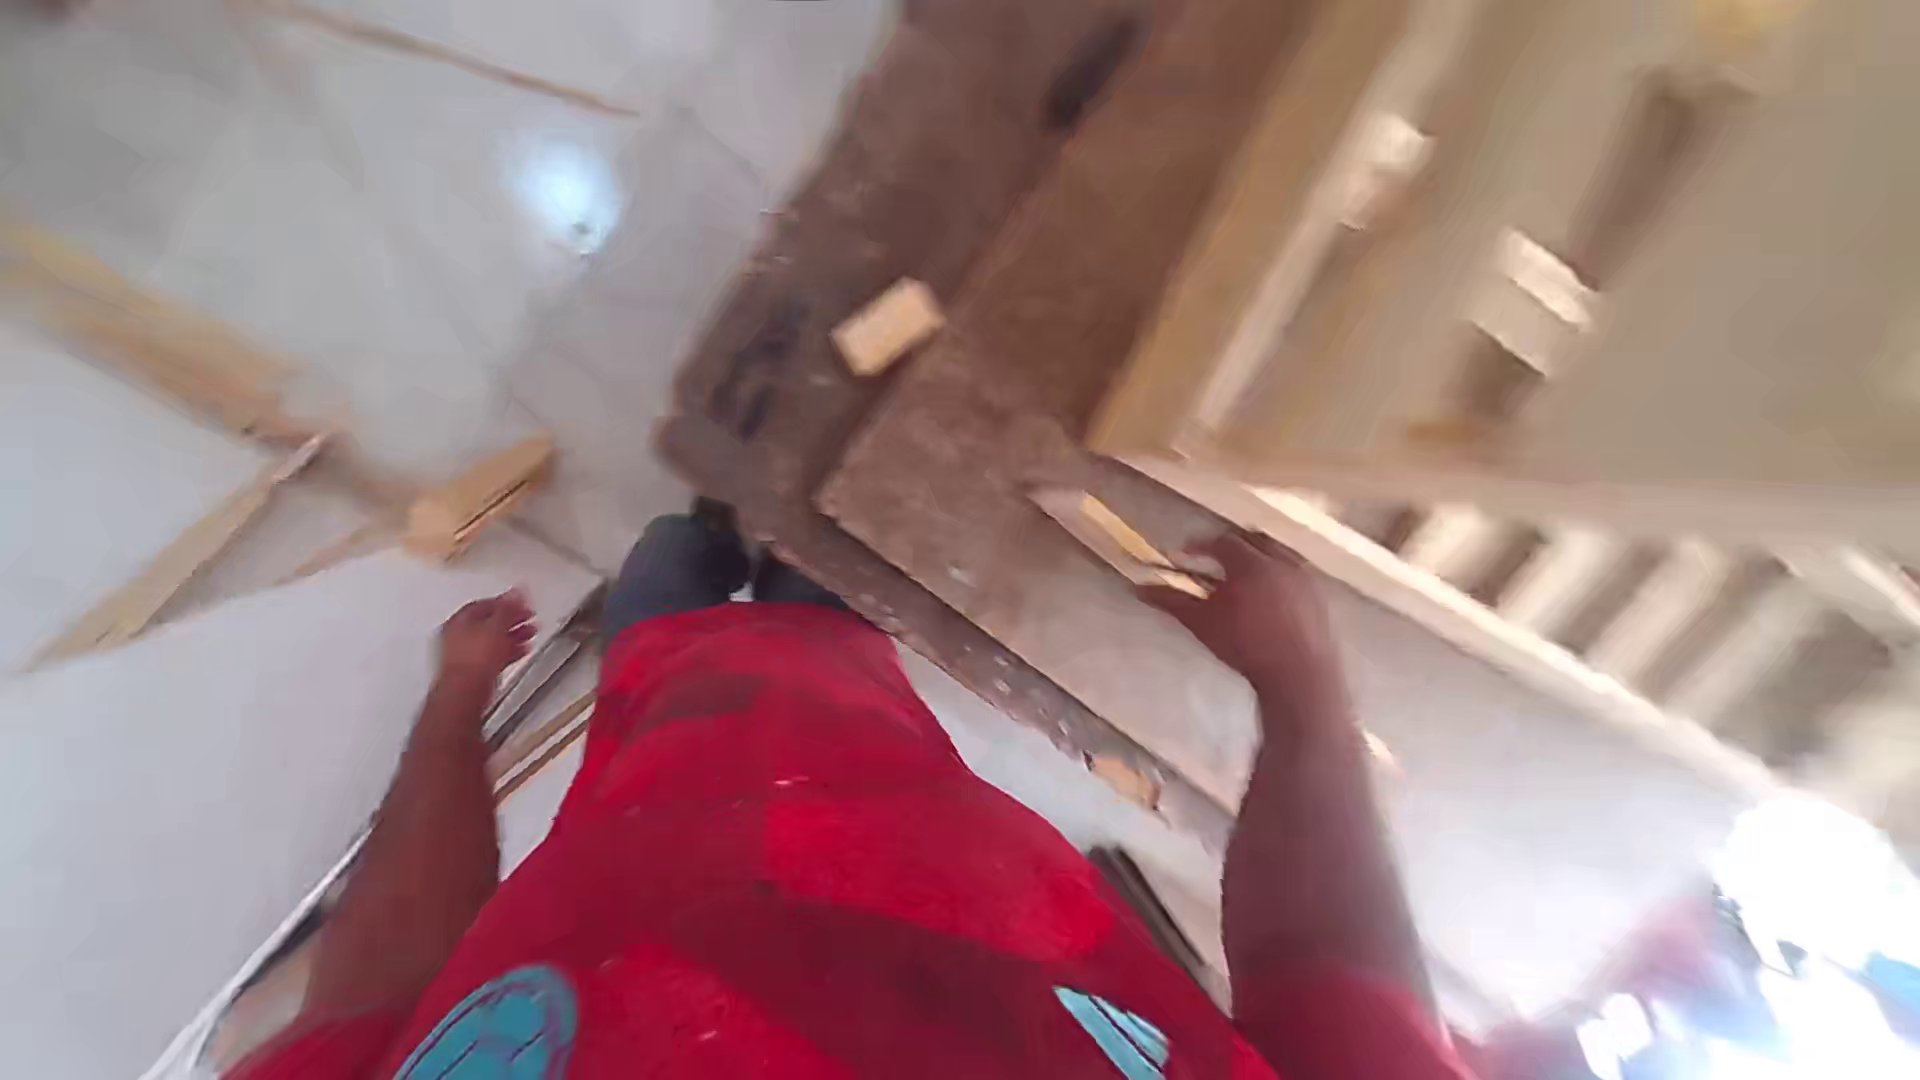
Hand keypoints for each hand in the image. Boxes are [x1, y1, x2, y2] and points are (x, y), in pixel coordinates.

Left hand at [437, 589, 535, 683]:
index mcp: (458, 622)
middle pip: (487, 622)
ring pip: (492, 638)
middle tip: (526, 616)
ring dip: (512, 634)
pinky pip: (494, 654)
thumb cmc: (473, 659)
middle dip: (510, 619)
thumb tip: (516, 592)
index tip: (520, 600)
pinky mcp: (473, 669)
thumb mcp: (496, 626)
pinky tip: (520, 650)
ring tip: (529, 633)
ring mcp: (464, 654)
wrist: (468, 690)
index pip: (482, 604)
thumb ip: (508, 608)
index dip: (504, 601)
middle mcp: (456, 636)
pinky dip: (508, 650)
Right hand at [1139, 532, 1342, 719]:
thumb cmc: (1244, 645)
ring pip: (1278, 552)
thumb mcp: (1201, 622)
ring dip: (1257, 555)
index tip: (1185, 554)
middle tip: (1214, 558)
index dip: (1200, 545)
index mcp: (1250, 564)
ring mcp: (1304, 577)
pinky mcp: (1319, 595)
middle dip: (1232, 544)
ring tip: (1241, 573)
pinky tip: (1268, 594)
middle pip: (1253, 538)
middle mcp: (1280, 562)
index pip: (1221, 541)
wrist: (1298, 675)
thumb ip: (1171, 601)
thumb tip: (1139, 589)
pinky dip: (1277, 572)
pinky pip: (1295, 570)